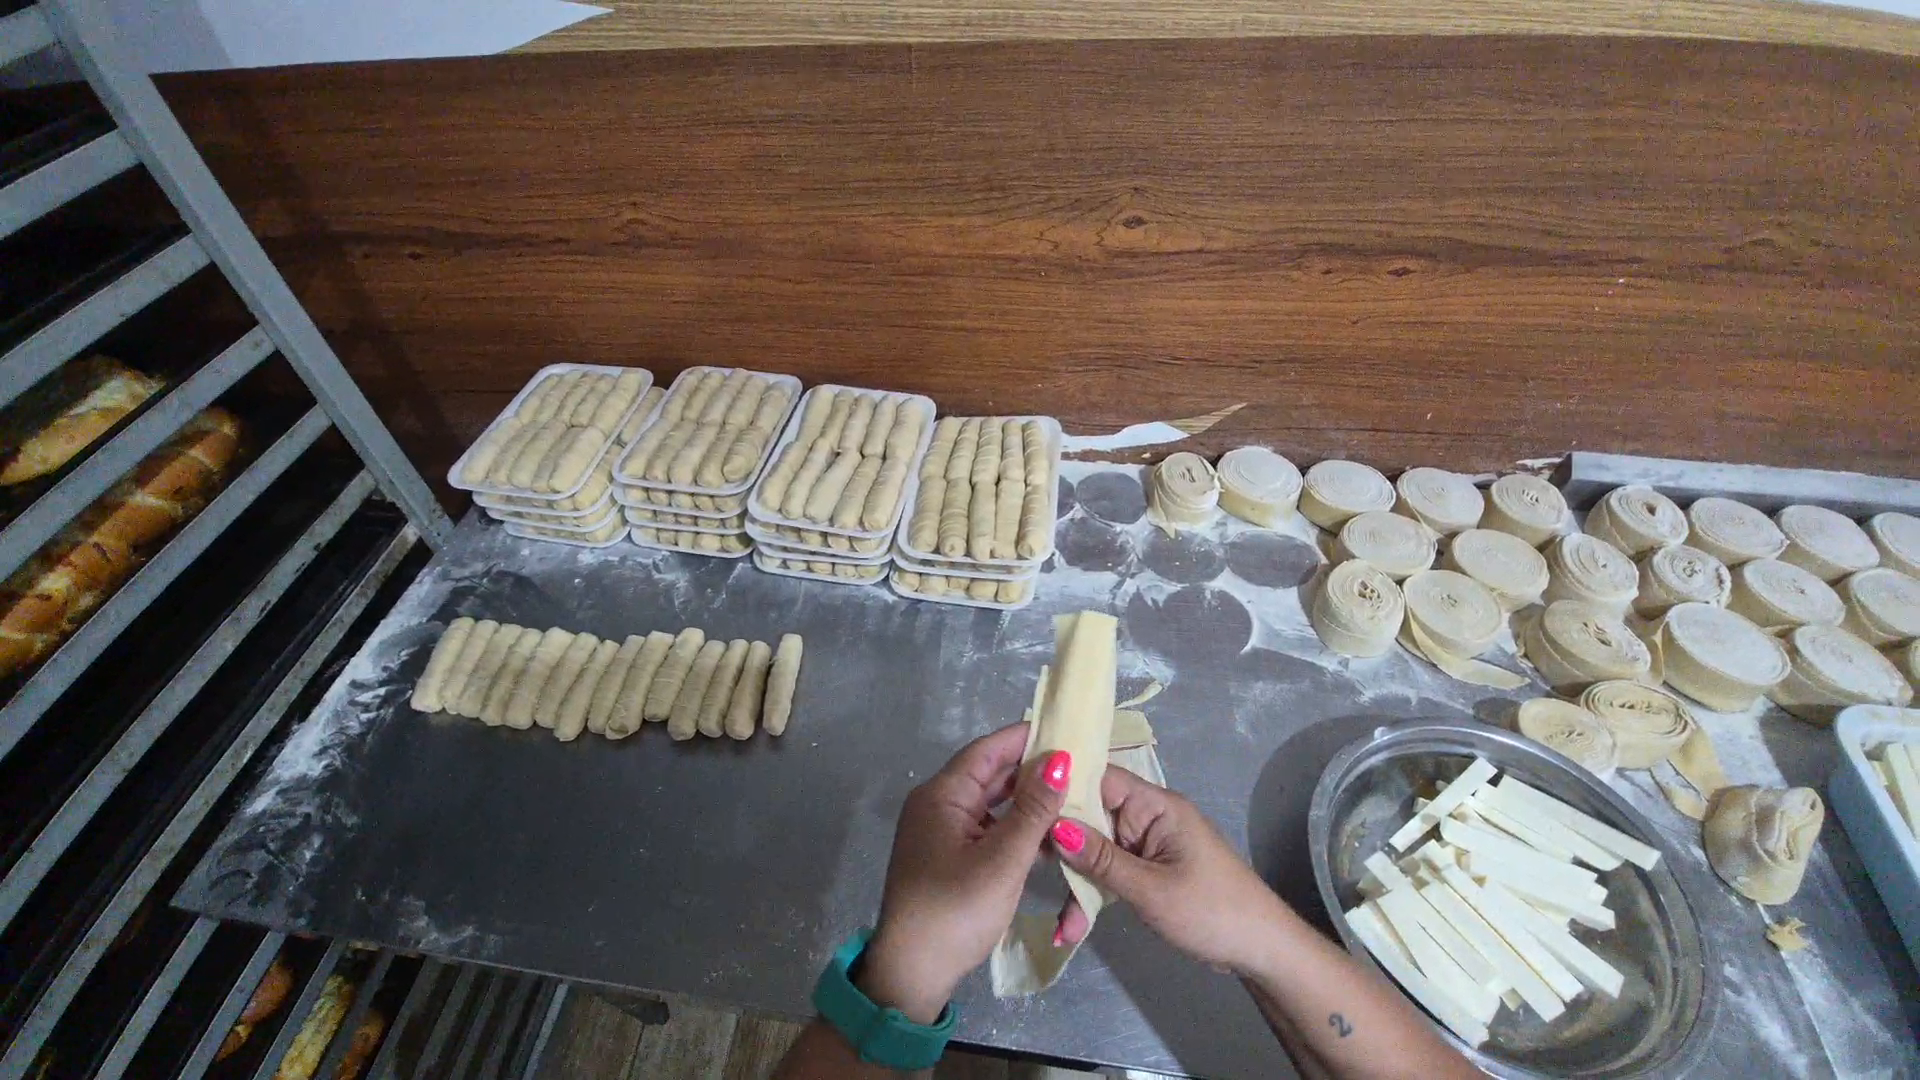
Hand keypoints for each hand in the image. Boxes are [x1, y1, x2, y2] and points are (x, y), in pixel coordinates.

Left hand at [859, 723, 1070, 1021]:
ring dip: (1026, 800)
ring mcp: (941, 830)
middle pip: (989, 773)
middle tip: (1079, 764)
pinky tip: (1046, 834)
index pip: (988, 750)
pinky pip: (986, 826)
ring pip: (990, 801)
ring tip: (1071, 795)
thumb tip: (1060, 759)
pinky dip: (1014, 826)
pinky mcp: (948, 855)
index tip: (1066, 729)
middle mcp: (937, 804)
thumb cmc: (955, 911)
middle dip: (1031, 769)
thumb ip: (1033, 809)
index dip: (1026, 737)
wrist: (910, 974)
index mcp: (942, 795)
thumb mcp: (1002, 860)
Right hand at [1050, 766, 1293, 976]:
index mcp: (1155, 804)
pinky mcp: (1146, 867)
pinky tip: (1073, 928)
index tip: (1021, 799)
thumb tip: (1054, 825)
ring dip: (1077, 881)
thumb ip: (1101, 858)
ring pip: (1095, 847)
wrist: (1263, 951)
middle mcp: (1147, 815)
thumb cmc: (1213, 911)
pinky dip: (1093, 894)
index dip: (1061, 785)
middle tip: (1026, 862)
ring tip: (1061, 923)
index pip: (1099, 778)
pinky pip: (1109, 870)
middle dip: (1061, 843)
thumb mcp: (1151, 889)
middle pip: (1091, 814)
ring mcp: (1146, 842)